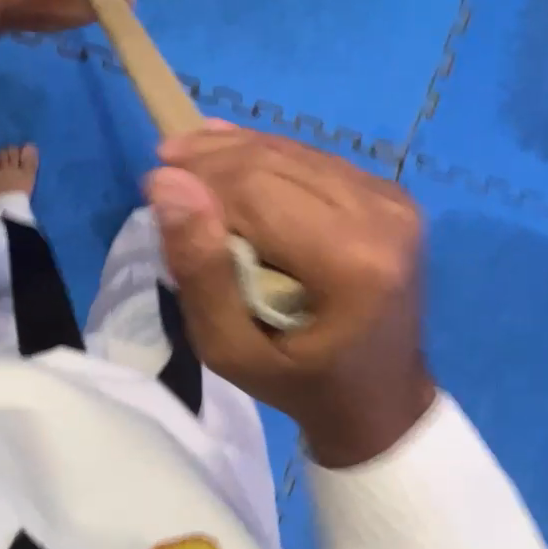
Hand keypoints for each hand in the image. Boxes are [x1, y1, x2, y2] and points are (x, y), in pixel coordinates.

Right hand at [146, 124, 435, 468]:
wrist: (380, 397)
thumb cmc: (300, 383)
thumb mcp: (231, 351)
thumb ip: (201, 270)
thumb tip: (168, 184)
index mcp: (352, 262)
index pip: (258, 188)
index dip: (201, 176)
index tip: (153, 184)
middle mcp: (382, 217)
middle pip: (276, 161)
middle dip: (213, 158)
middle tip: (166, 161)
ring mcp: (393, 201)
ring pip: (293, 152)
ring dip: (236, 151)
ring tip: (188, 154)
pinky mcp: (392, 194)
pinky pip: (313, 159)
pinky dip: (267, 155)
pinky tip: (230, 156)